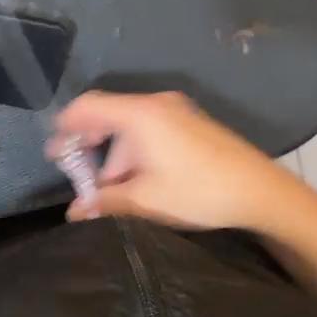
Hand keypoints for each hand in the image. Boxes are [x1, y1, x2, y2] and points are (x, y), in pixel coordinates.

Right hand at [48, 91, 302, 230]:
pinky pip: (150, 130)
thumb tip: (74, 213)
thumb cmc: (200, 191)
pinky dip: (136, 151)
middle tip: (78, 176)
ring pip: (130, 127)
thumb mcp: (146, 200)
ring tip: (114, 192)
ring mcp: (177, 112)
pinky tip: (140, 182)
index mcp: (141, 115)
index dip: (65, 127)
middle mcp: (156, 104)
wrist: (262, 192)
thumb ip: (105, 203)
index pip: (88, 106)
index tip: (54, 151)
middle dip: (90, 146)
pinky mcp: (191, 124)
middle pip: (108, 115)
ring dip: (115, 156)